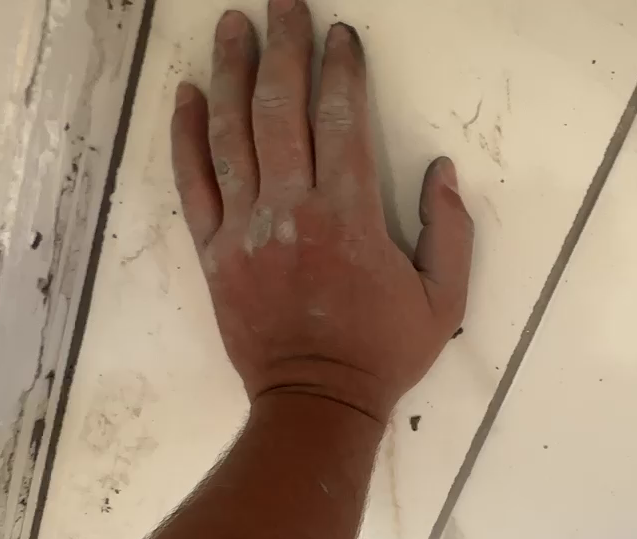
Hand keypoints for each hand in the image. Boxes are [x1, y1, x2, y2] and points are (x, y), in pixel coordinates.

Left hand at [170, 0, 473, 421]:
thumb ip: (450, 235)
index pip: (342, 122)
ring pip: (230, 134)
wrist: (318, 402)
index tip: (342, 38)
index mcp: (351, 219)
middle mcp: (292, 211)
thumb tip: (440, 173)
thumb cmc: (383, 354)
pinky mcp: (214, 253)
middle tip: (282, 3)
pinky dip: (187, 135)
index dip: (341, 72)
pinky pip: (193, 183)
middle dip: (283, 48)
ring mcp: (245, 230)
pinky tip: (186, 95)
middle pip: (280, 110)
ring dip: (229, 72)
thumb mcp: (443, 304)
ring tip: (232, 27)